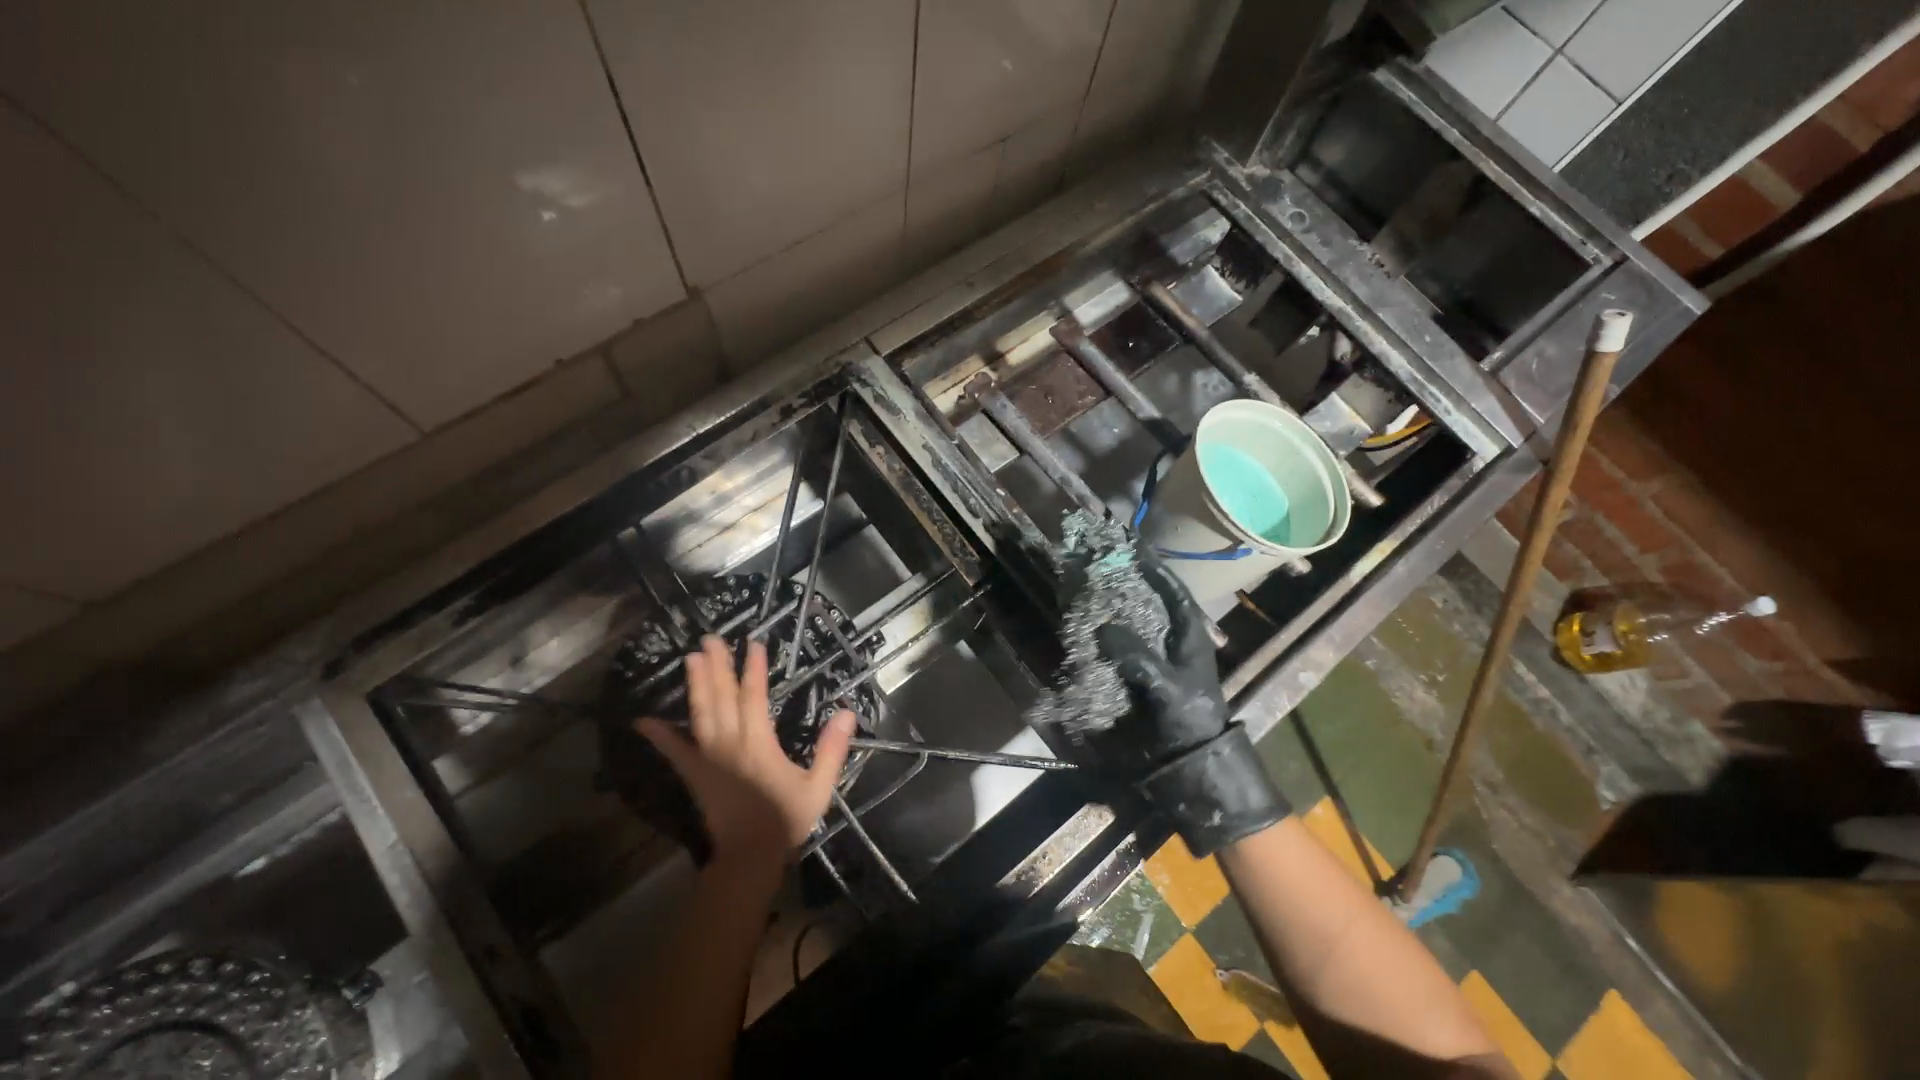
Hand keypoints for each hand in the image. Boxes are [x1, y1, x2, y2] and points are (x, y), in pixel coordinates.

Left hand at [636, 636, 853, 862]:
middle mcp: (730, 743)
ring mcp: (709, 758)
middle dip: (717, 666)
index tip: (753, 643)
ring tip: (690, 659)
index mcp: (759, 743)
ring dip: (696, 685)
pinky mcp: (695, 775)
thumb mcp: (818, 786)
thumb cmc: (786, 819)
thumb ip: (832, 749)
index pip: (754, 697)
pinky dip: (659, 736)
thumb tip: (847, 712)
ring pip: (701, 714)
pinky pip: (674, 752)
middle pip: (722, 697)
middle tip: (710, 639)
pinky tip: (643, 721)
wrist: (750, 855)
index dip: (754, 668)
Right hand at [1093, 553, 1289, 856]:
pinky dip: (1098, 636)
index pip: (1171, 590)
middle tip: (1095, 562)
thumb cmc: (1189, 723)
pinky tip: (1078, 626)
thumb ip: (1138, 656)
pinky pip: (1115, 650)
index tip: (1126, 545)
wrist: (1190, 769)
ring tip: (1082, 586)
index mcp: (1189, 637)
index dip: (1151, 566)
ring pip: (1129, 624)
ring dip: (1107, 606)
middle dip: (1122, 581)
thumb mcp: (1167, 688)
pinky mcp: (1135, 680)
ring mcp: (1153, 661)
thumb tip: (1103, 624)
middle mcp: (1171, 643)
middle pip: (1147, 602)